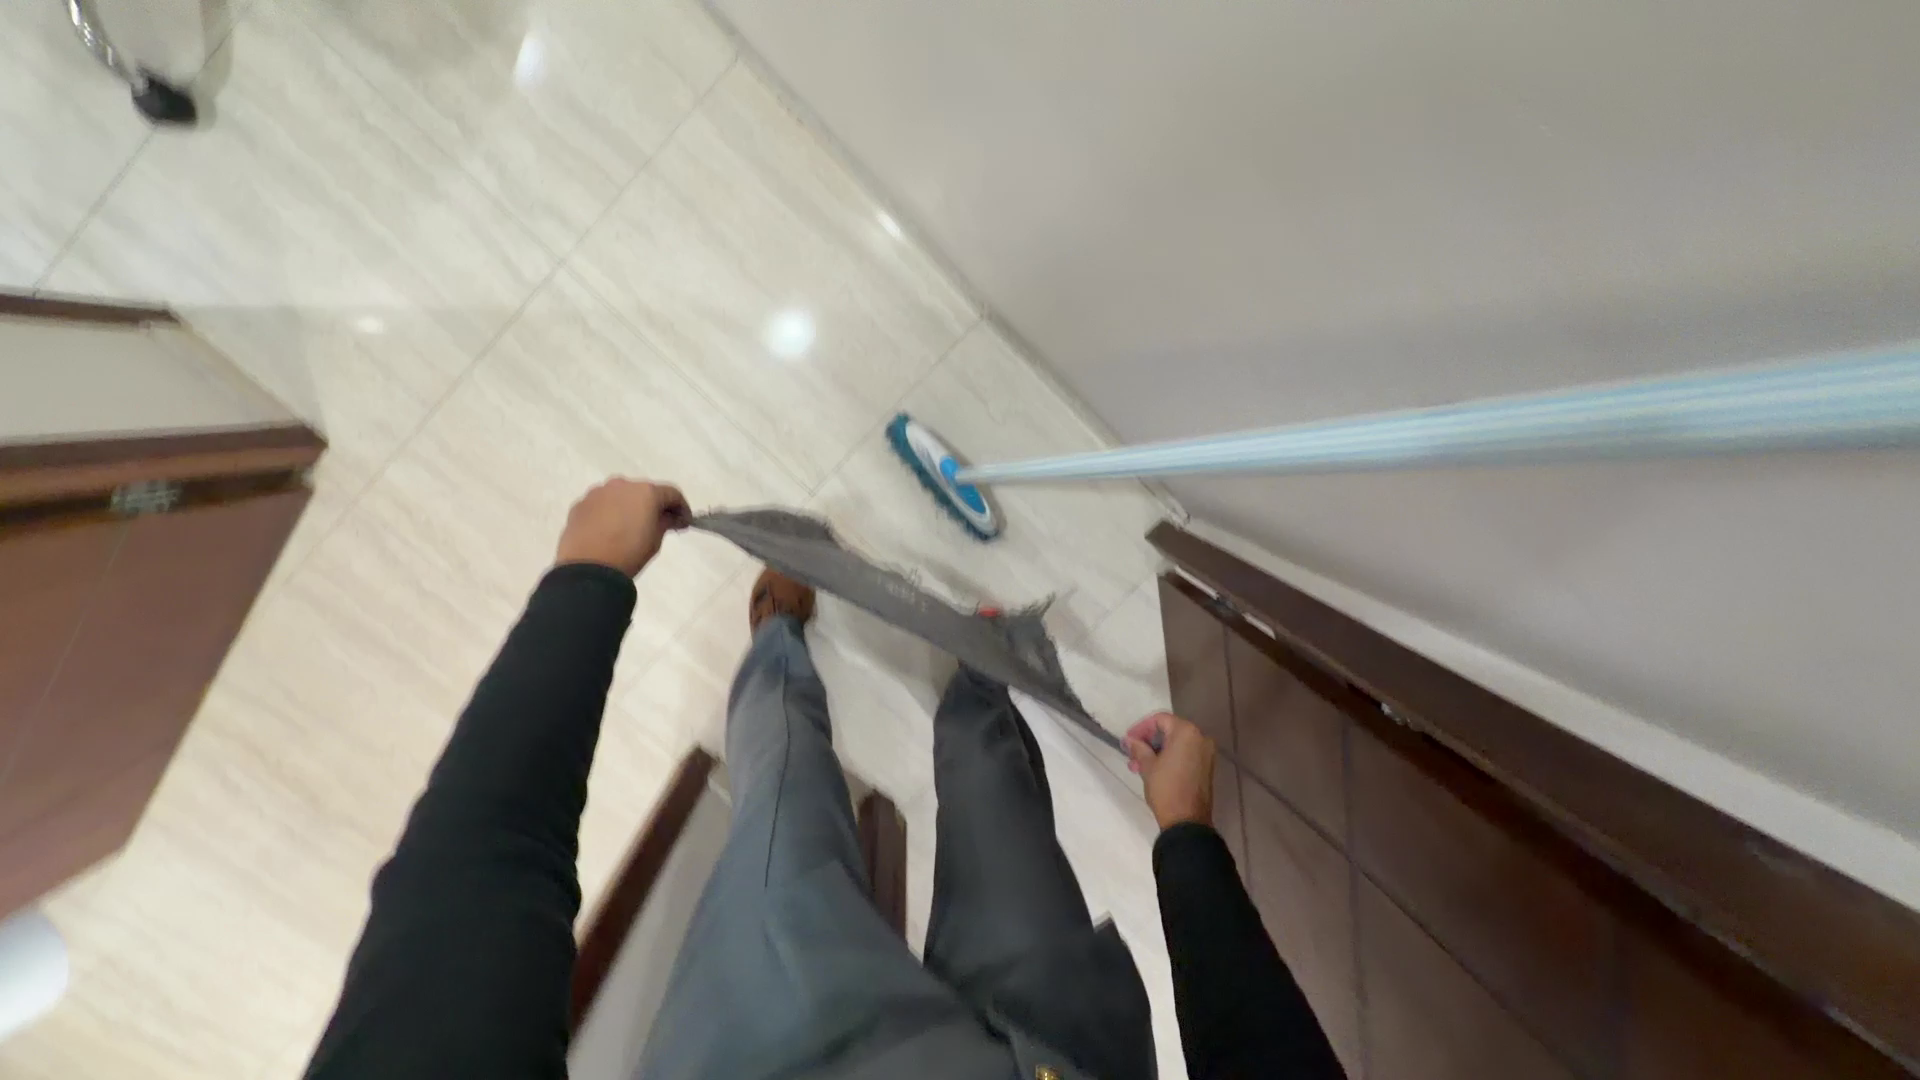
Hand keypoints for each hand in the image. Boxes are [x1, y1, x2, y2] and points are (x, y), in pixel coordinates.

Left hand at [554, 478, 689, 577]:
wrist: (589, 568)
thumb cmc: (629, 553)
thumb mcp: (656, 540)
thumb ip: (665, 522)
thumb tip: (670, 517)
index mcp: (646, 492)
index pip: (672, 493)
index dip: (682, 508)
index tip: (684, 523)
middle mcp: (621, 485)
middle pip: (644, 491)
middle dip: (653, 505)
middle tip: (658, 523)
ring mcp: (598, 493)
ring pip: (620, 495)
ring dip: (629, 507)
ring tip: (630, 527)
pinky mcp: (580, 504)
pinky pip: (601, 504)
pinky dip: (609, 512)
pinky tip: (609, 530)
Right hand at [1125, 712, 1214, 830]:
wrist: (1187, 822)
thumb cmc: (1166, 789)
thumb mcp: (1147, 766)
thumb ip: (1138, 748)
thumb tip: (1130, 739)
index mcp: (1186, 733)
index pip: (1160, 720)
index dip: (1141, 727)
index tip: (1128, 740)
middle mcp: (1200, 738)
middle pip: (1169, 730)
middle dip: (1147, 741)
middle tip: (1131, 754)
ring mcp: (1206, 753)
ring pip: (1176, 744)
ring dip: (1156, 751)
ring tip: (1138, 766)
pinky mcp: (1206, 767)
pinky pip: (1185, 754)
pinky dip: (1169, 758)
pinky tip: (1152, 770)